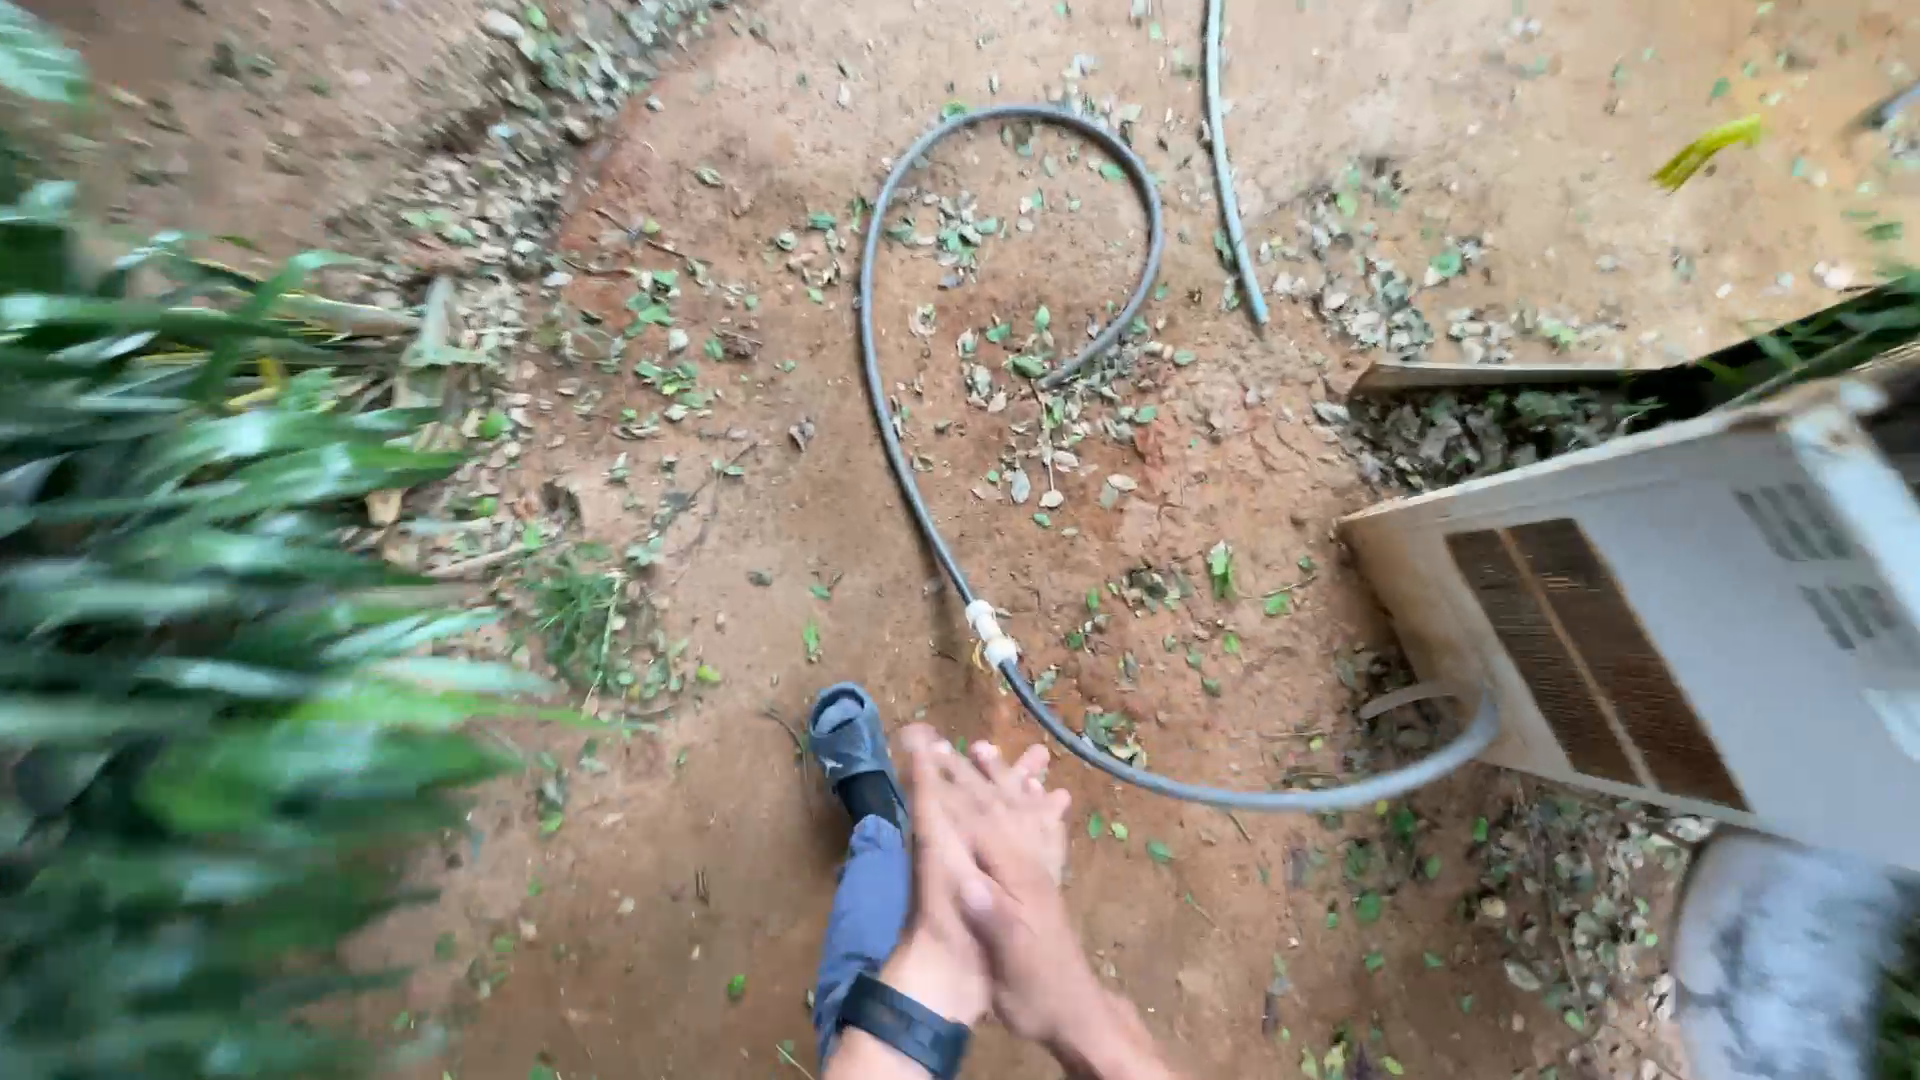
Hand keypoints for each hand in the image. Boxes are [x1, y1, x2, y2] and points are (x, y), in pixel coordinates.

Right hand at [902, 726, 1101, 1048]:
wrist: (1076, 1012)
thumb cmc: (1036, 989)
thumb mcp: (1010, 959)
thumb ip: (993, 918)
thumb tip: (967, 881)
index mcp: (1018, 874)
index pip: (981, 819)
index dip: (954, 786)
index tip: (931, 755)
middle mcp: (1030, 862)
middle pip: (998, 806)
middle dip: (973, 772)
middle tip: (949, 741)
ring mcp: (1040, 869)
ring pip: (1019, 812)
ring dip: (1003, 778)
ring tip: (987, 750)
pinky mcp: (1045, 880)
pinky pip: (1042, 833)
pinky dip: (1038, 807)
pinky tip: (1044, 794)